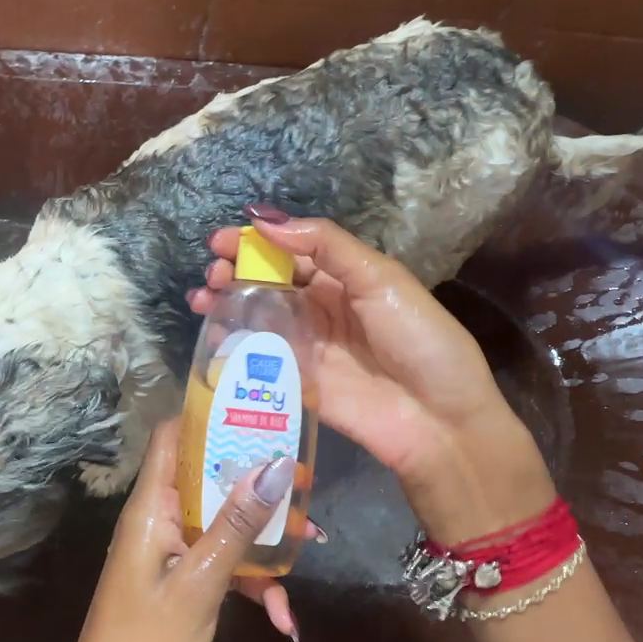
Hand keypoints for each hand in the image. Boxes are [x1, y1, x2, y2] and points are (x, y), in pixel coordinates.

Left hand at [54, 418, 290, 641]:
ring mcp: (170, 547)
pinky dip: (250, 583)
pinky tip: (281, 618)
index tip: (258, 411)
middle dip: (258, 486)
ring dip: (264, 542)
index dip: (210, 417)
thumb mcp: (200, 584)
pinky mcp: (180, 575)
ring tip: (312, 550)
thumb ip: (236, 526)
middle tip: (306, 488)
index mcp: (150, 506)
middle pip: (210, 479)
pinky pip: (220, 562)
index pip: (173, 437)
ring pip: (223, 523)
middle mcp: (158, 516)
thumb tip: (274, 466)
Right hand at [191, 213, 555, 547]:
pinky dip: (231, 343)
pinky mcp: (293, 381)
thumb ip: (325, 245)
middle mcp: (320, 307)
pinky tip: (213, 333)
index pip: (290, 250)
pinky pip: (257, 356)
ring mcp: (305, 345)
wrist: (439, 421)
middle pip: (266, 282)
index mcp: (344, 277)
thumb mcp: (380, 279)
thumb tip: (265, 220)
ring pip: (255, 315)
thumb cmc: (418, 340)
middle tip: (212, 273)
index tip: (220, 240)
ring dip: (225, 303)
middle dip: (233, 271)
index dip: (255, 242)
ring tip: (203, 299)